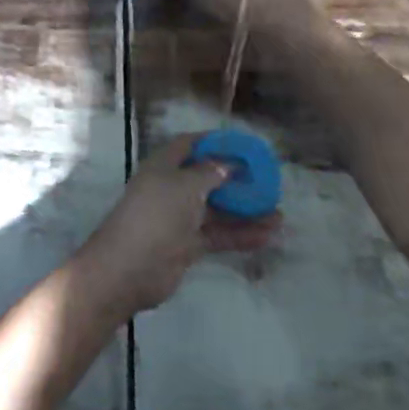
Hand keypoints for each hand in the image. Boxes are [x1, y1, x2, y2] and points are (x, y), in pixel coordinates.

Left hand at [69, 134, 279, 316]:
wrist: (129, 268)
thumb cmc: (156, 215)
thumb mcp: (185, 185)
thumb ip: (210, 173)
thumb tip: (228, 164)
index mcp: (163, 166)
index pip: (189, 145)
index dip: (214, 141)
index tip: (243, 144)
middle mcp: (171, 188)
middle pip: (207, 178)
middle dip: (236, 179)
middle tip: (268, 181)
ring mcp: (179, 218)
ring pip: (217, 210)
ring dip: (245, 211)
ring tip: (279, 214)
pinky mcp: (187, 245)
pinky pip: (218, 235)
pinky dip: (240, 235)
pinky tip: (268, 237)